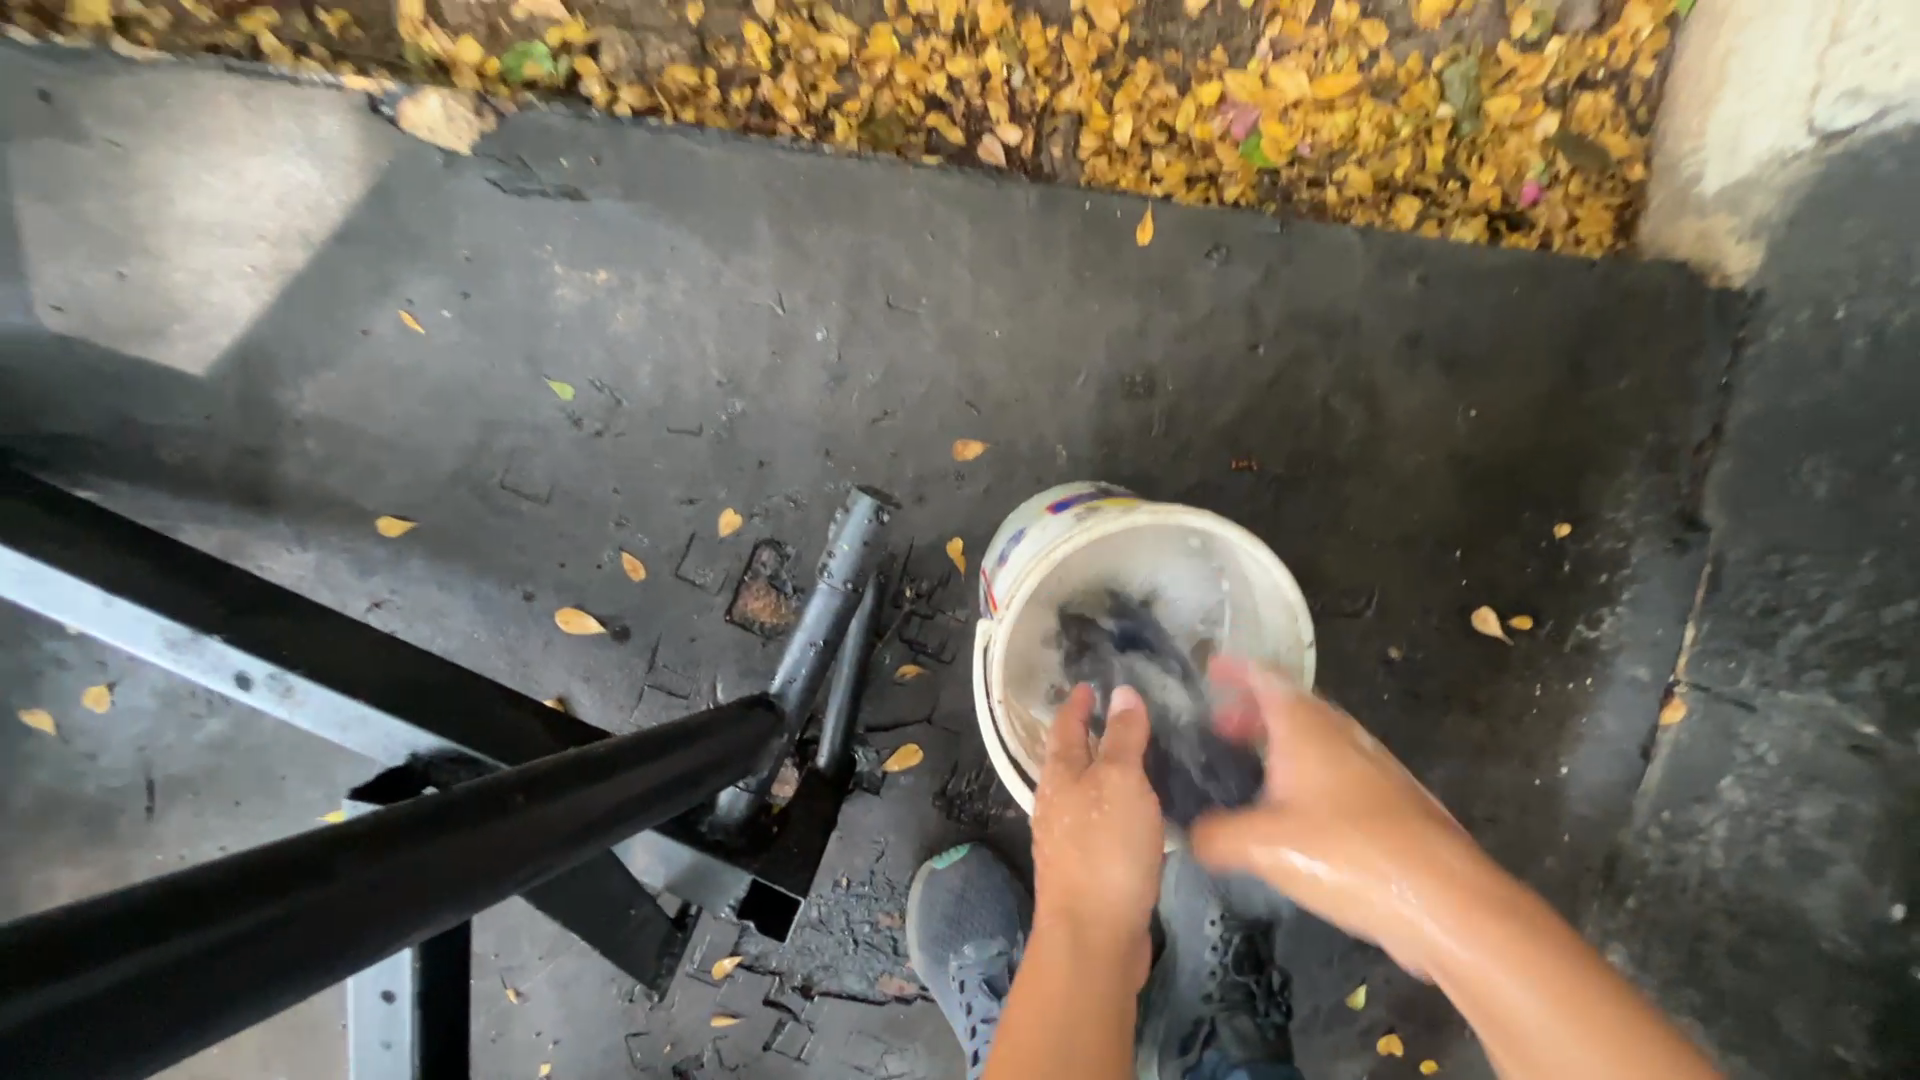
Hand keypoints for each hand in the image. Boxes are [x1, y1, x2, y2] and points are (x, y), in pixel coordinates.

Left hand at [1029, 683, 1163, 987]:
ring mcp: (1069, 836)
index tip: (1088, 684)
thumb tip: (1122, 691)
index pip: (1065, 725)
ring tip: (1137, 756)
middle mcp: (1057, 800)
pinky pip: (1103, 820)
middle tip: (1120, 714)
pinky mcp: (1089, 866)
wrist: (1093, 935)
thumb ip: (1122, 738)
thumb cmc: (1105, 848)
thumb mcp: (1119, 781)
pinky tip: (1141, 811)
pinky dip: (1119, 804)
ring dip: (1106, 770)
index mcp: (1060, 774)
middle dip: (1090, 734)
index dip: (1076, 703)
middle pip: (1072, 757)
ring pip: (1087, 790)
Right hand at [1190, 657, 1490, 974]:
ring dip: (1279, 745)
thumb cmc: (1348, 855)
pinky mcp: (1392, 803)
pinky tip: (1292, 815)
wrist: (1450, 903)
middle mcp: (1341, 735)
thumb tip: (1190, 835)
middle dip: (1251, 712)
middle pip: (1290, 706)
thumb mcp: (1262, 847)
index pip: (1265, 678)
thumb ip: (1215, 836)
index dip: (1235, 669)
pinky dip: (1304, 775)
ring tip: (1248, 771)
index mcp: (1306, 727)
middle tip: (1216, 729)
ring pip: (1316, 740)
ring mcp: (1372, 767)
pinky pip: (1335, 771)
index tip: (1209, 667)